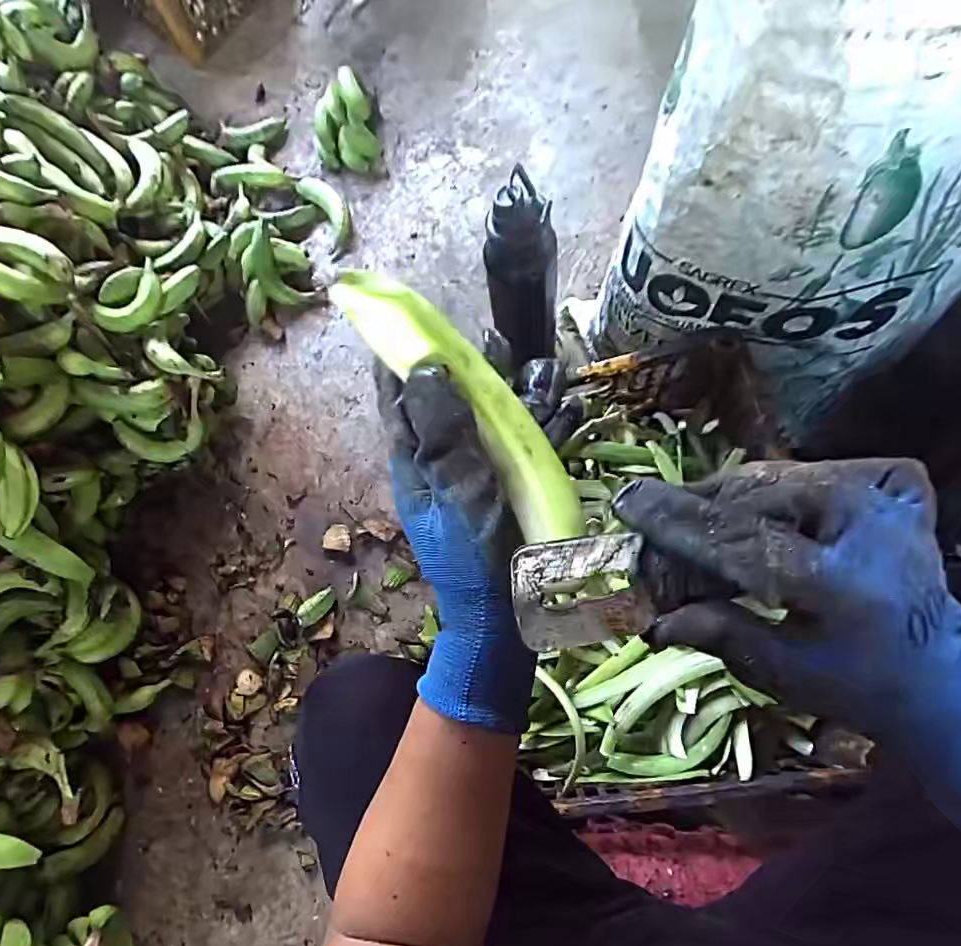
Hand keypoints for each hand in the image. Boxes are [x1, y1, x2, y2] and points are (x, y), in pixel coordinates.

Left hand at [376, 363, 533, 734]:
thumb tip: (424, 366)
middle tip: (495, 343)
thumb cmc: (472, 554)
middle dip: (471, 367)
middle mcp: (441, 458)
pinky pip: (520, 443)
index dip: (403, 354)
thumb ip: (442, 430)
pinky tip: (561, 408)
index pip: (399, 394)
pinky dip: (538, 423)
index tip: (416, 317)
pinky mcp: (505, 486)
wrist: (501, 612)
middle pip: (449, 399)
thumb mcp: (454, 490)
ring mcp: (474, 472)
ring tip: (537, 370)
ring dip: (511, 390)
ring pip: (489, 417)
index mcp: (415, 458)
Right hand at [614, 460, 960, 829]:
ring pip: (772, 475)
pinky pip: (801, 471)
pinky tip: (747, 516)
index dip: (678, 522)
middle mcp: (869, 525)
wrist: (935, 673)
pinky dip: (762, 489)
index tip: (629, 502)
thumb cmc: (853, 683)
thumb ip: (720, 634)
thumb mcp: (782, 673)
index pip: (742, 539)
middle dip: (691, 511)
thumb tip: (655, 621)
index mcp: (844, 584)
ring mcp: (887, 497)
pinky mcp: (893, 484)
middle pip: (750, 496)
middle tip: (651, 530)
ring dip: (719, 498)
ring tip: (687, 525)